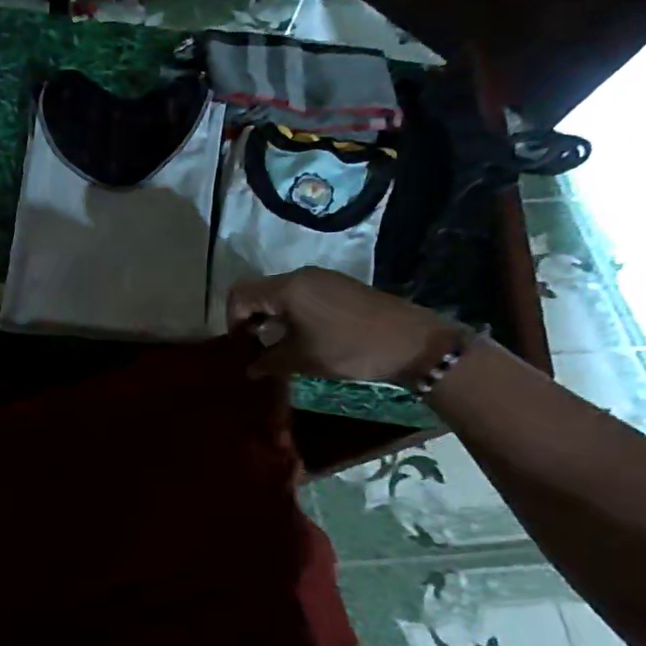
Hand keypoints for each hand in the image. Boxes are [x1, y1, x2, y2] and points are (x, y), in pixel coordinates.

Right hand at [226, 267, 460, 382]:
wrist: (413, 342)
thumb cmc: (349, 349)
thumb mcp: (303, 359)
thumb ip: (269, 361)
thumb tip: (249, 369)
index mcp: (287, 289)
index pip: (240, 294)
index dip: (232, 320)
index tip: (241, 346)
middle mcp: (301, 276)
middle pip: (258, 290)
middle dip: (249, 317)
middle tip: (254, 346)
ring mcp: (322, 278)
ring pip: (279, 291)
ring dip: (270, 315)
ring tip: (277, 343)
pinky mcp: (338, 285)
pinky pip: (300, 293)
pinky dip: (290, 311)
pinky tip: (302, 335)